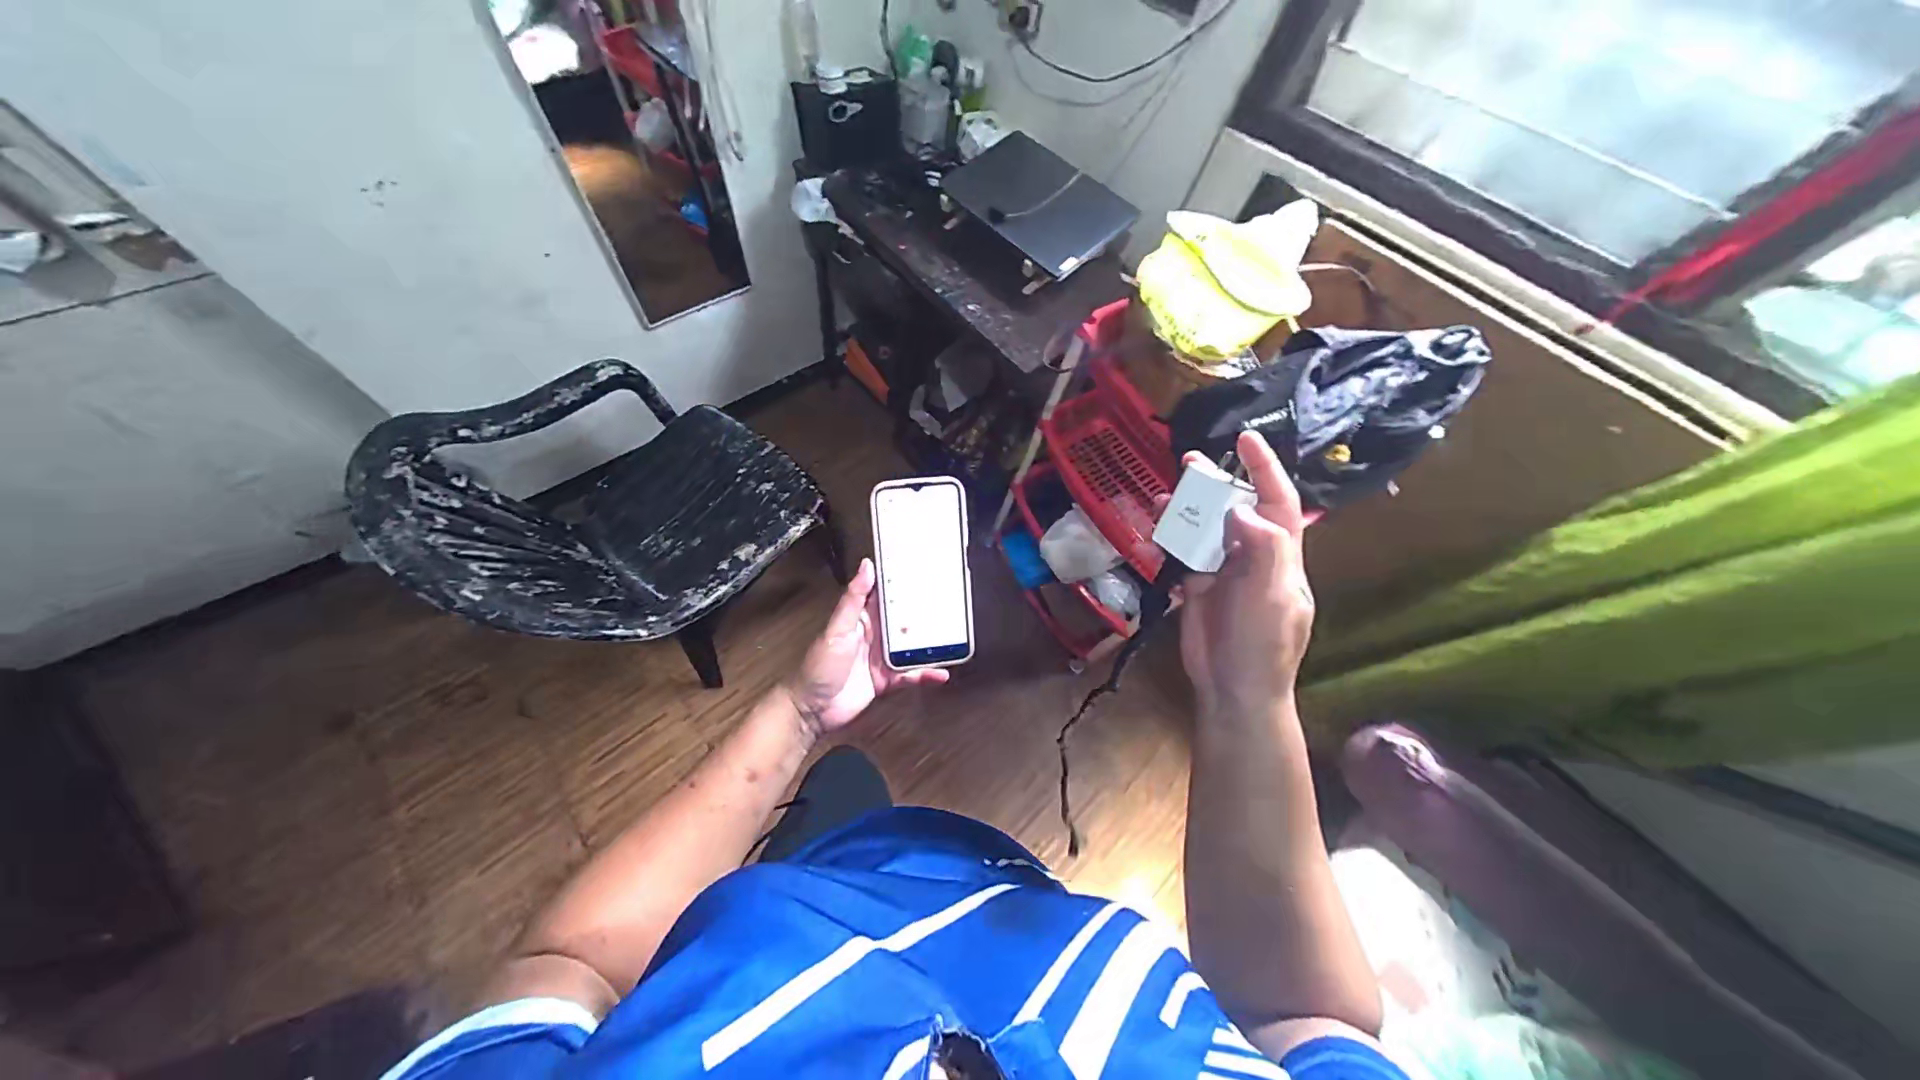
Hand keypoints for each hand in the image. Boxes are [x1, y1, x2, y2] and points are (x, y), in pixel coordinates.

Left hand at [784, 558, 949, 735]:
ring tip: (950, 638)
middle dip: (923, 614)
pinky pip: (911, 675)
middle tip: (946, 604)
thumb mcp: (837, 629)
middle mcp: (874, 636)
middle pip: (903, 621)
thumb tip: (866, 566)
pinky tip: (940, 673)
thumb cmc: (816, 668)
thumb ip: (854, 598)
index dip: (901, 584)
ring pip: (911, 647)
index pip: (884, 595)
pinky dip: (925, 674)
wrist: (812, 710)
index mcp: (861, 618)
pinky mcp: (886, 680)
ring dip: (928, 644)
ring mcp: (881, 658)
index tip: (922, 570)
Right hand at [1175, 430, 1314, 724]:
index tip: (1245, 440)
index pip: (1278, 503)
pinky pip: (1184, 555)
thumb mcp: (1272, 598)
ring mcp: (1224, 572)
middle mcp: (1253, 558)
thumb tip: (1242, 509)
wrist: (1234, 689)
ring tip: (1166, 495)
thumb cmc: (1263, 646)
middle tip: (1190, 463)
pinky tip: (1156, 529)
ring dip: (1188, 511)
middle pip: (1236, 510)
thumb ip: (1263, 551)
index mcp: (1281, 557)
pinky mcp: (1198, 588)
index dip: (1264, 469)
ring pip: (1206, 530)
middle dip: (1217, 485)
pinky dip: (1171, 540)